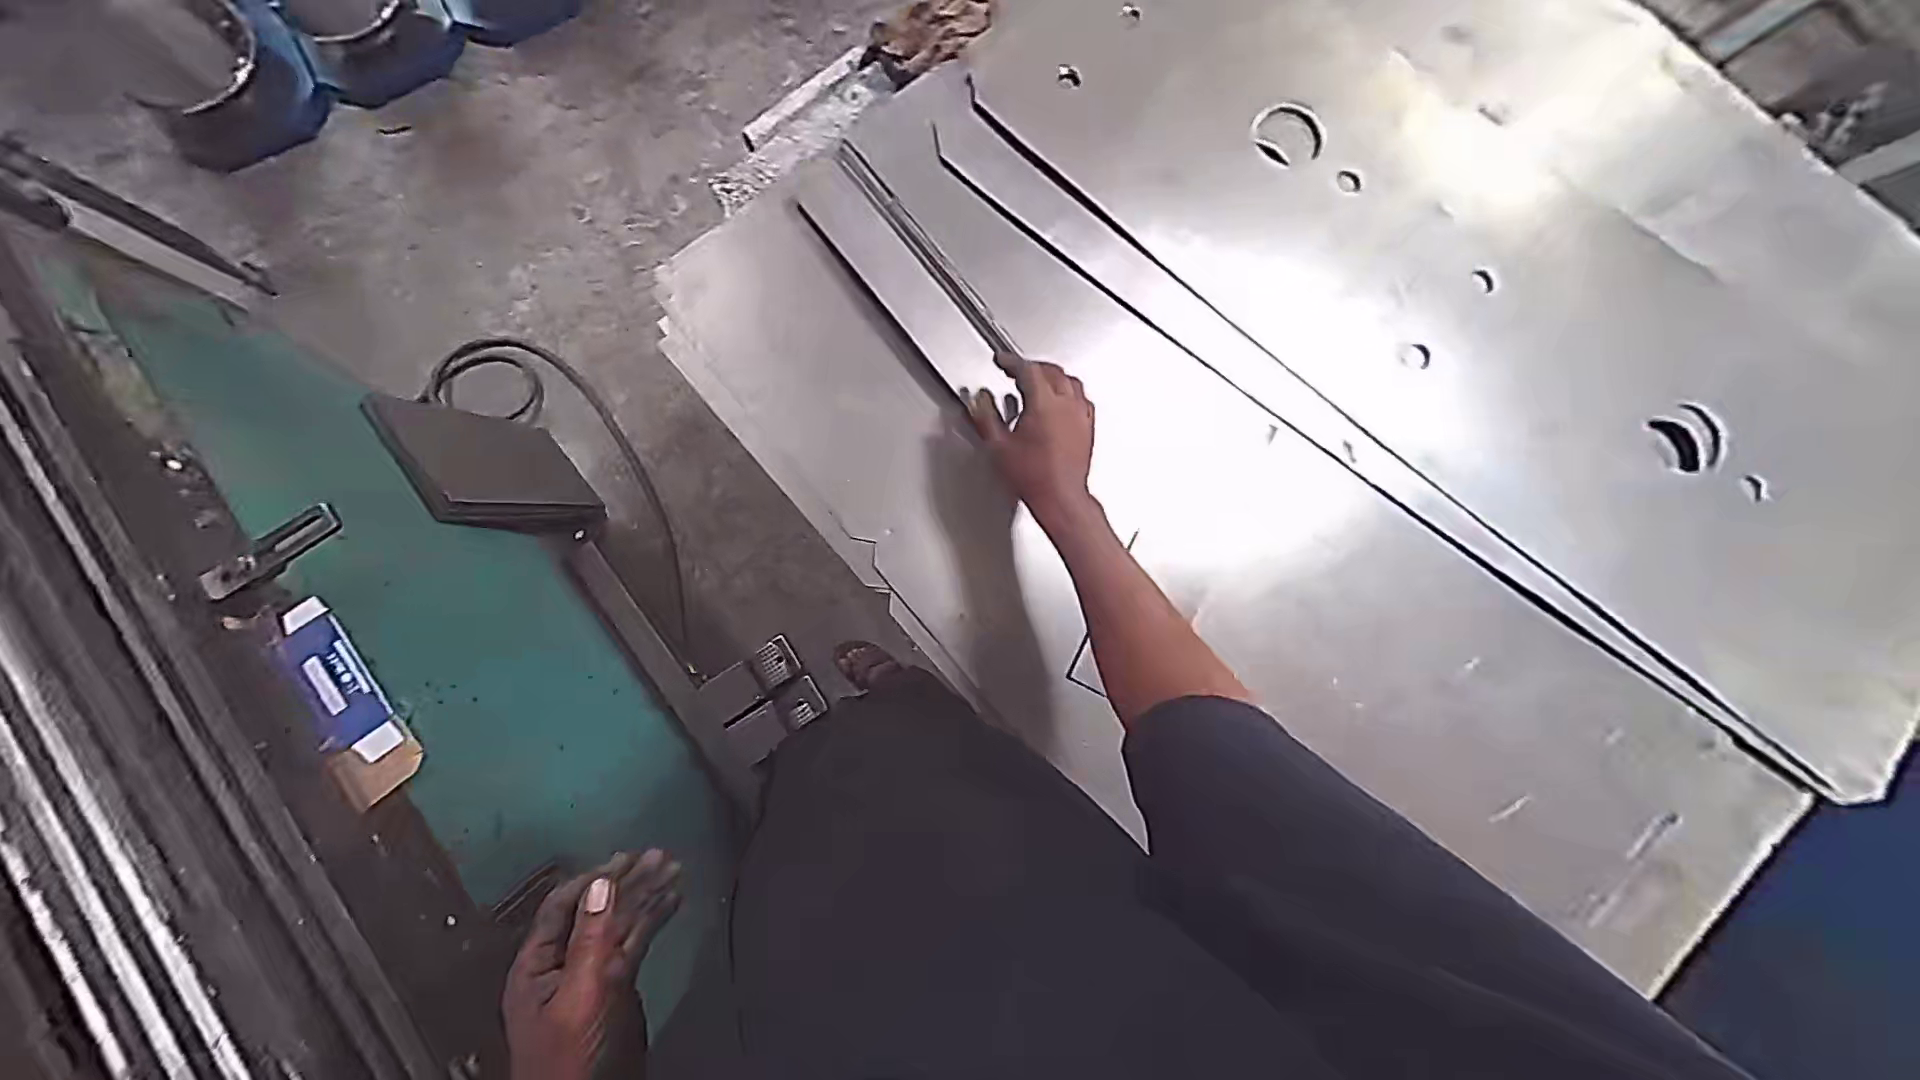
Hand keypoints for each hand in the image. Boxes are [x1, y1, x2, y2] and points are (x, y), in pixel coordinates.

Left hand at [502, 851, 683, 1079]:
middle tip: (660, 855)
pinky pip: (635, 942)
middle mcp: (563, 963)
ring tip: (675, 869)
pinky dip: (654, 919)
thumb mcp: (579, 995)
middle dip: (629, 881)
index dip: (594, 878)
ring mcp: (591, 974)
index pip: (564, 906)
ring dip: (647, 894)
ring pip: (621, 923)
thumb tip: (601, 884)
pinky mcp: (616, 986)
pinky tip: (673, 901)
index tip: (627, 857)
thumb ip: (591, 939)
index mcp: (538, 966)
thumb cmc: (571, 1057)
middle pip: (598, 910)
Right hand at [967, 355, 1096, 527]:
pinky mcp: (1087, 427)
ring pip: (1069, 381)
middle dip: (1031, 366)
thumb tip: (979, 400)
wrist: (1061, 497)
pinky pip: (1081, 398)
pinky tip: (1060, 400)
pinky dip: (1068, 392)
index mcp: (1044, 403)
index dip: (1011, 362)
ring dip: (1051, 376)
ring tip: (1037, 380)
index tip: (1002, 360)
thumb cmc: (1035, 477)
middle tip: (1016, 369)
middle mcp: (1066, 404)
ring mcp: (1080, 415)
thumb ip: (986, 417)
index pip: (1027, 370)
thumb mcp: (998, 446)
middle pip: (1050, 370)